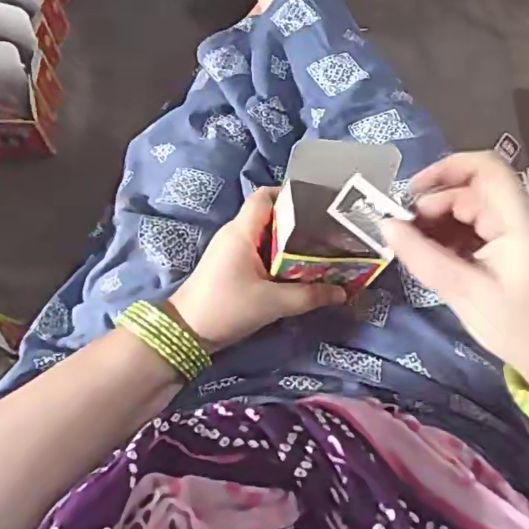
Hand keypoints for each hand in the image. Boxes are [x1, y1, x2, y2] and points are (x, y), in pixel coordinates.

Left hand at [168, 187, 345, 349]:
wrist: (186, 332)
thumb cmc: (227, 308)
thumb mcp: (273, 303)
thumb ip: (309, 296)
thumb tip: (342, 293)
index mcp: (241, 232)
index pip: (264, 196)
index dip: (289, 195)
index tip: (316, 207)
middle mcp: (234, 234)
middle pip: (269, 215)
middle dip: (297, 222)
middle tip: (326, 233)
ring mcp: (230, 250)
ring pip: (265, 236)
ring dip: (288, 242)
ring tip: (318, 250)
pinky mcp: (229, 267)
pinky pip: (258, 252)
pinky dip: (277, 256)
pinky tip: (296, 269)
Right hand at [382, 152, 528, 390]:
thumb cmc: (518, 327)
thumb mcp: (464, 292)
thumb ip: (422, 256)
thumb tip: (386, 225)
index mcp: (521, 220)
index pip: (486, 167)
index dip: (445, 169)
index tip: (410, 192)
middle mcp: (525, 216)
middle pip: (474, 190)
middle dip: (435, 205)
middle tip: (404, 232)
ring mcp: (523, 231)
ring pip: (474, 209)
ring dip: (441, 222)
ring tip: (415, 247)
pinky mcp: (518, 247)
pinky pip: (481, 228)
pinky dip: (455, 236)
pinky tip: (436, 256)